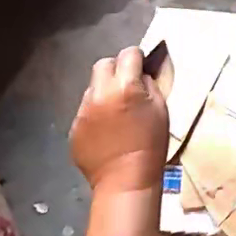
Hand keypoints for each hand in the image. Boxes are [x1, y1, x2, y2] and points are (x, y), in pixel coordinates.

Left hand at [71, 47, 168, 194]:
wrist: (125, 181)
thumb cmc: (151, 144)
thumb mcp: (161, 109)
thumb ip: (149, 85)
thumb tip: (141, 73)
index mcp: (125, 86)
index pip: (128, 53)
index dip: (138, 58)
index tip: (143, 68)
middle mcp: (99, 93)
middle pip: (103, 64)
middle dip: (116, 69)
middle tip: (127, 86)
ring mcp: (82, 111)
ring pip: (92, 88)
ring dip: (104, 92)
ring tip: (116, 112)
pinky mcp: (74, 127)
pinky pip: (85, 110)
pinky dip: (96, 113)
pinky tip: (107, 130)